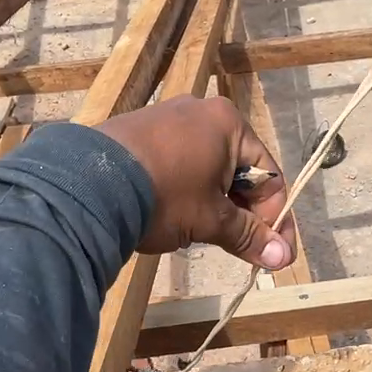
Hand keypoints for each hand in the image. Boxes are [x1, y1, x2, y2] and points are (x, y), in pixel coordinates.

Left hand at [96, 95, 296, 269]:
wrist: (89, 185)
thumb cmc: (164, 196)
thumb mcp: (211, 220)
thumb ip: (248, 236)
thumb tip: (282, 259)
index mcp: (228, 123)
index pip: (269, 176)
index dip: (275, 220)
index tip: (275, 255)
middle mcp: (202, 112)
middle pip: (240, 172)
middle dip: (245, 215)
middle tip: (244, 251)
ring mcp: (168, 119)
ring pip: (210, 171)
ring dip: (218, 207)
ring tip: (209, 238)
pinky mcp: (142, 134)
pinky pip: (182, 166)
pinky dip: (190, 194)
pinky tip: (180, 219)